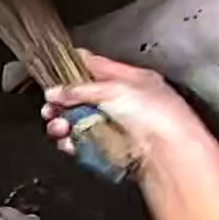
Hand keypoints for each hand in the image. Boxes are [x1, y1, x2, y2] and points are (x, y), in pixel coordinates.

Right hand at [40, 50, 215, 170]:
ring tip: (59, 126)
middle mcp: (120, 101)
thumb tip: (53, 92)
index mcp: (130, 80)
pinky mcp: (104, 147)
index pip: (96, 65)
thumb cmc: (158, 116)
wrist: (168, 154)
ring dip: (60, 123)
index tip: (51, 68)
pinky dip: (67, 141)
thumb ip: (79, 89)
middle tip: (50, 106)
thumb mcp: (115, 89)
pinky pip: (76, 141)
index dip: (72, 65)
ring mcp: (111, 125)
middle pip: (78, 97)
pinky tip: (66, 140)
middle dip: (60, 102)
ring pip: (73, 120)